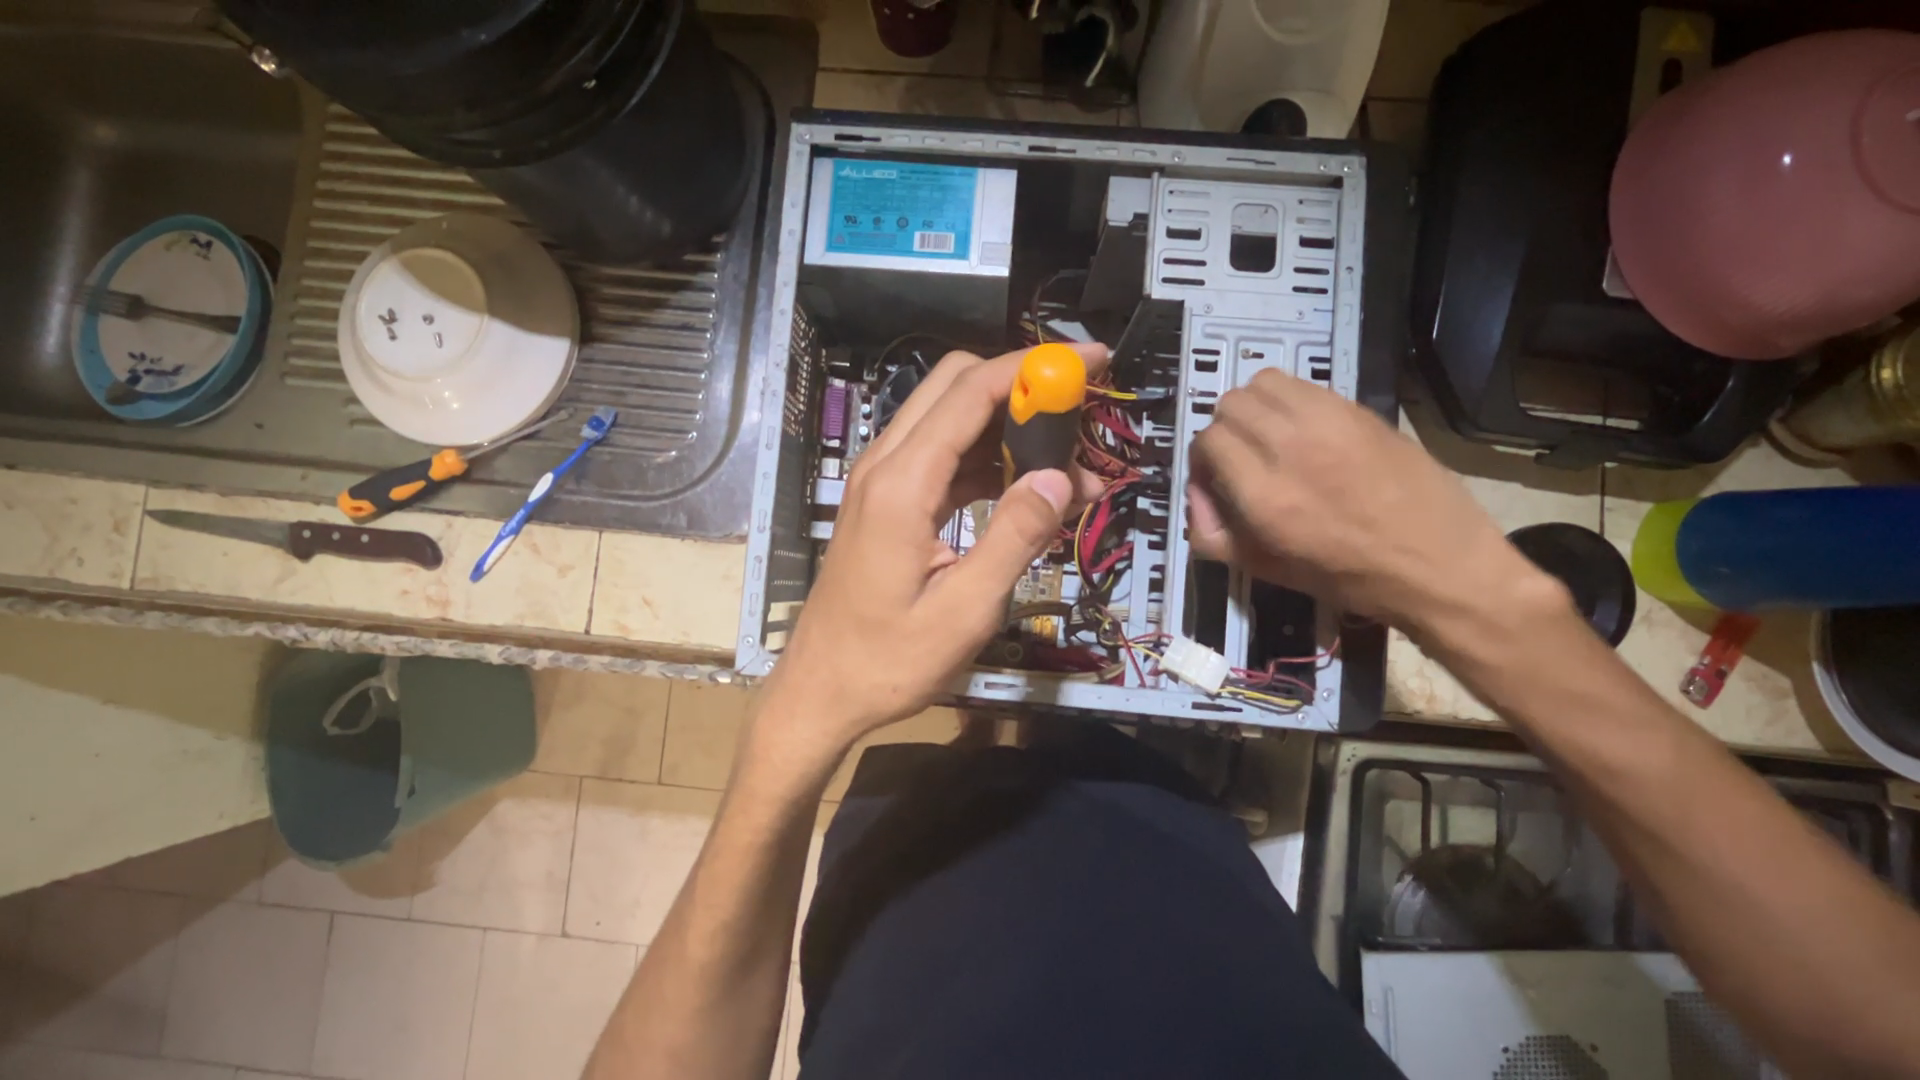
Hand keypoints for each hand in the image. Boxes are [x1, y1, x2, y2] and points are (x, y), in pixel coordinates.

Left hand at [759, 343, 1109, 753]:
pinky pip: (942, 456)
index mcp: (902, 484)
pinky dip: (987, 459)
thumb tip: (1060, 475)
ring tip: (1071, 466)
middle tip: (1082, 414)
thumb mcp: (965, 611)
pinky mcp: (887, 502)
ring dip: (1010, 427)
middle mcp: (886, 465)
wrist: (822, 690)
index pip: (972, 391)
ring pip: (950, 417)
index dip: (1035, 367)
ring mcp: (881, 481)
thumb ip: (1014, 537)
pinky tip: (1029, 491)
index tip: (1092, 363)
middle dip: (1023, 385)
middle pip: (955, 385)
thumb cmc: (889, 662)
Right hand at [1186, 370, 1561, 636]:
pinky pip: (1303, 385)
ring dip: (1254, 406)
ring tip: (1268, 435)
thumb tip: (1197, 497)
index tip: (1216, 478)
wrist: (1439, 564)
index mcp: (1264, 497)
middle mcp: (1289, 449)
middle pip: (1230, 405)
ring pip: (1262, 384)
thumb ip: (1214, 535)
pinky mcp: (1358, 411)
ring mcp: (1327, 423)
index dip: (1203, 459)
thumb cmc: (1350, 578)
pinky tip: (1303, 429)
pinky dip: (1289, 400)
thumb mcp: (1267, 570)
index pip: (1208, 442)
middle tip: (1241, 457)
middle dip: (1225, 429)